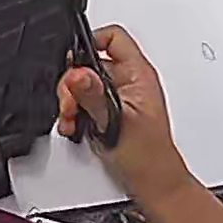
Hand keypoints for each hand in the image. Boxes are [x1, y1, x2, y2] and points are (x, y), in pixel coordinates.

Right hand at [56, 24, 222, 222]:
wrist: (152, 184)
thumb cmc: (147, 157)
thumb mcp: (116, 121)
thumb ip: (94, 94)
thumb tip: (78, 73)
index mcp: (137, 75)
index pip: (113, 38)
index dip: (90, 43)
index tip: (75, 64)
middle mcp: (128, 81)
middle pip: (90, 62)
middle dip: (73, 82)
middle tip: (71, 102)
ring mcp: (117, 96)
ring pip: (82, 83)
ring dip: (70, 100)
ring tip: (73, 117)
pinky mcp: (106, 110)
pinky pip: (82, 100)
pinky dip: (73, 112)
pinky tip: (74, 124)